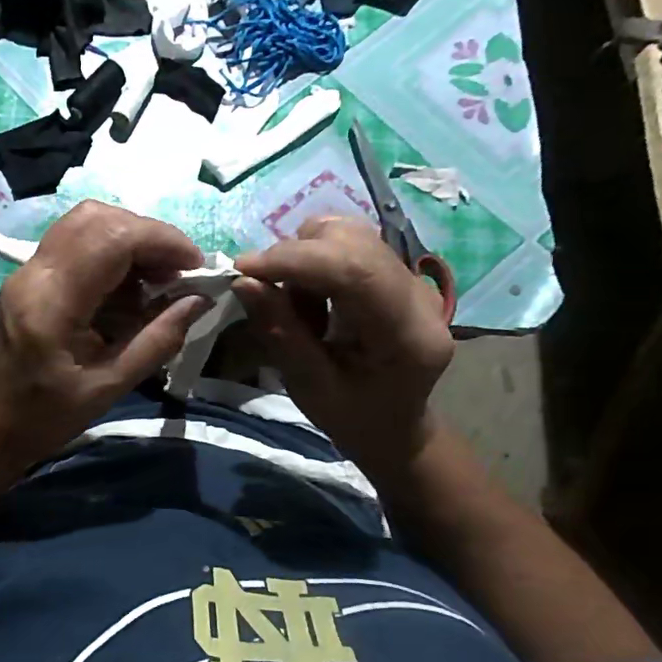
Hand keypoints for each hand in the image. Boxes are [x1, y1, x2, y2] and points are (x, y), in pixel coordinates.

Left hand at [0, 201, 211, 475]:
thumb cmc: (48, 416)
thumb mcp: (111, 387)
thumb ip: (158, 339)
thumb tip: (200, 300)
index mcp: (52, 303)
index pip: (112, 239)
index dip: (162, 242)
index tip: (196, 268)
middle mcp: (35, 273)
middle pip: (98, 218)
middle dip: (149, 236)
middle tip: (178, 274)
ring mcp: (29, 270)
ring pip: (87, 222)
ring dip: (132, 241)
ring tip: (160, 280)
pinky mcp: (33, 275)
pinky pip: (78, 242)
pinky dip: (114, 252)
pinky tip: (132, 288)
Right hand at [233, 216, 454, 469]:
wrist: (394, 427)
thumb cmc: (353, 419)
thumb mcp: (311, 389)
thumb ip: (281, 334)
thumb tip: (243, 281)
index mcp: (408, 335)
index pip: (356, 270)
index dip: (296, 260)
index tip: (245, 269)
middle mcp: (418, 295)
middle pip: (352, 241)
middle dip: (295, 258)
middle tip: (265, 292)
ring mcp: (412, 279)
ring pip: (348, 234)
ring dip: (305, 260)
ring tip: (297, 307)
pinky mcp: (397, 272)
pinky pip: (350, 244)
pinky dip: (316, 262)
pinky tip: (313, 300)